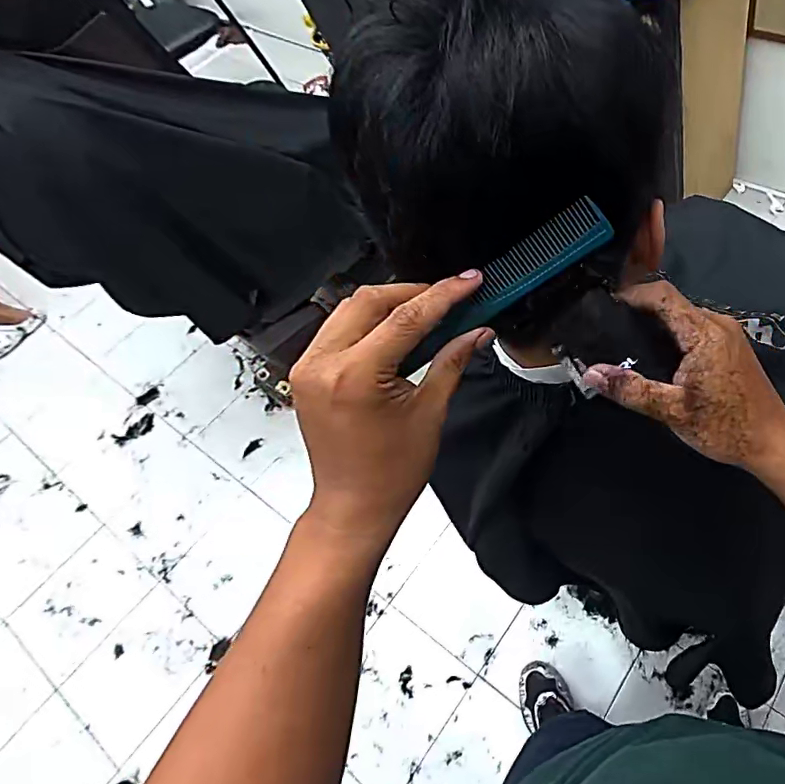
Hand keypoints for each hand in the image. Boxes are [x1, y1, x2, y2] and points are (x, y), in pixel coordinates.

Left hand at [290, 274, 490, 545]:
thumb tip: (476, 332)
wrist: (355, 502)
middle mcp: (322, 366)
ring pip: (350, 309)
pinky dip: (372, 322)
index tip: (469, 282)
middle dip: (416, 292)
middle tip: (454, 293)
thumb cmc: (389, 471)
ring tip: (432, 309)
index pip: (406, 317)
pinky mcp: (308, 372)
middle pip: (370, 300)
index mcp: (354, 376)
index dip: (445, 295)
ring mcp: (309, 368)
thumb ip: (452, 361)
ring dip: (393, 303)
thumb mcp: (431, 411)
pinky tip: (401, 328)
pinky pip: (339, 329)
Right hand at [582, 280, 784, 471]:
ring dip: (655, 327)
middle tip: (608, 332)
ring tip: (626, 346)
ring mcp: (727, 334)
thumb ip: (631, 389)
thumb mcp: (673, 412)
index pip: (661, 293)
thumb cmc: (728, 428)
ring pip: (682, 316)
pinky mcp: (730, 346)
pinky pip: (694, 329)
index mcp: (705, 333)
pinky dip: (672, 337)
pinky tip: (656, 359)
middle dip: (638, 313)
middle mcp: (718, 324)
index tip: (604, 307)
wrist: (772, 441)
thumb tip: (593, 374)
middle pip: (670, 303)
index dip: (630, 294)